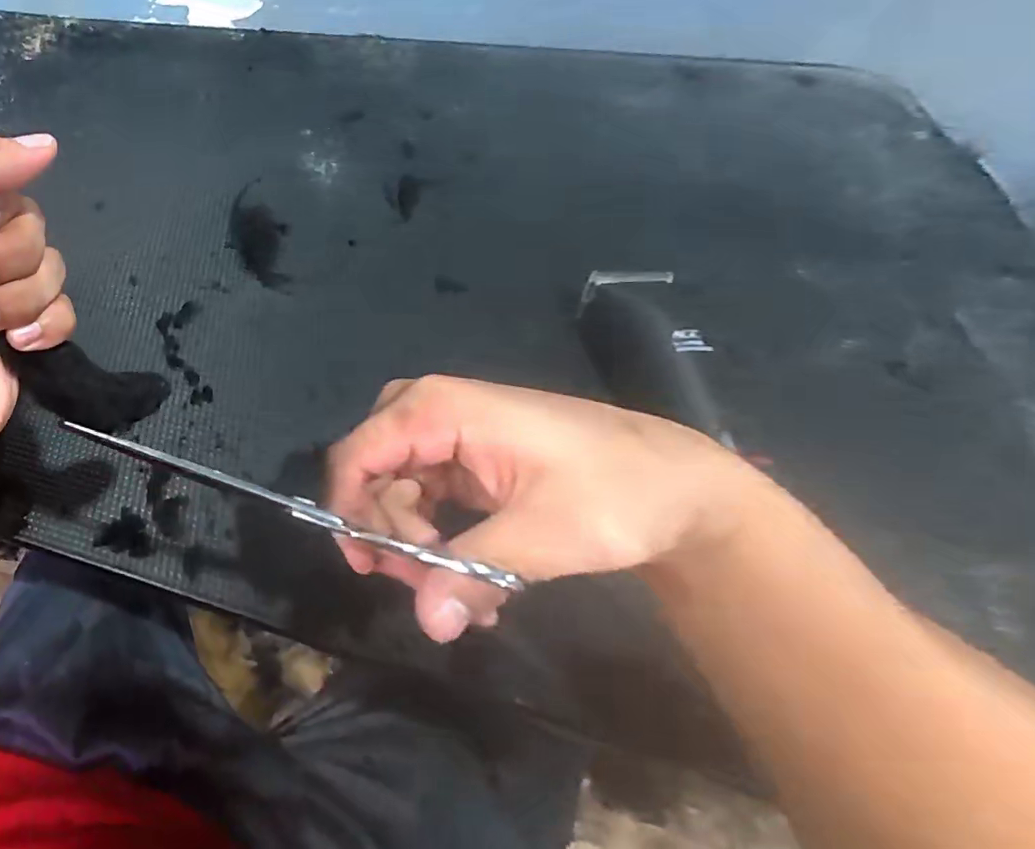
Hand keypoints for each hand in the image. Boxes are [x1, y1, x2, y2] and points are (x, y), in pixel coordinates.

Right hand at [324, 375, 775, 642]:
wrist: (687, 485)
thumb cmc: (619, 493)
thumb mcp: (548, 534)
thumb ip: (476, 572)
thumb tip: (427, 625)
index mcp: (436, 409)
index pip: (356, 455)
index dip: (348, 510)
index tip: (366, 566)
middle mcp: (428, 411)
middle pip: (371, 473)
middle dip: (389, 532)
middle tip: (431, 586)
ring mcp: (445, 432)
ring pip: (393, 488)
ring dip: (414, 542)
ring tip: (466, 591)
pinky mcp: (461, 455)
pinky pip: (421, 495)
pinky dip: (434, 537)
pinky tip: (469, 576)